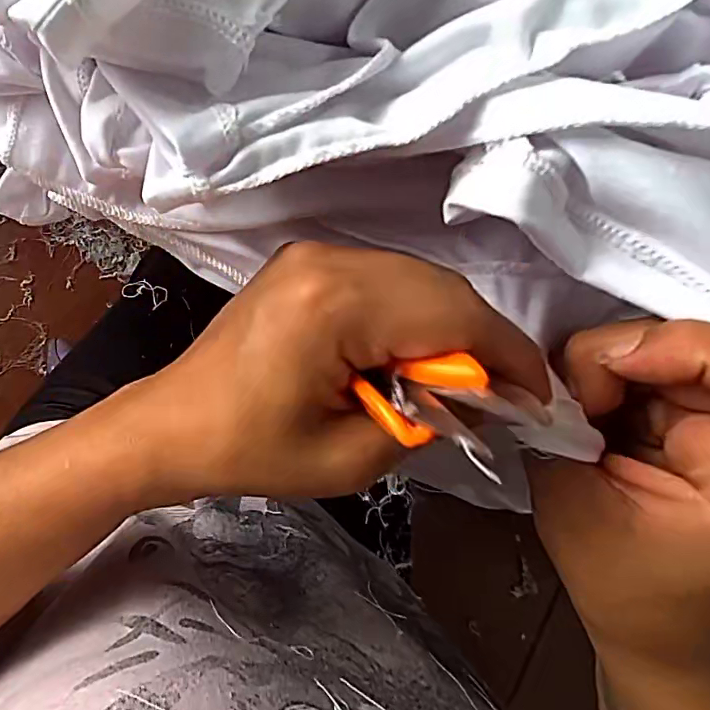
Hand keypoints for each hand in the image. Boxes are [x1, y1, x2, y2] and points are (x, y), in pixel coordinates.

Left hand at [109, 242, 548, 502]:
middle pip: (440, 287)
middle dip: (483, 340)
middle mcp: (330, 260)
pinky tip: (417, 351)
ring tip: (462, 378)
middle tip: (504, 392)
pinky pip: (390, 277)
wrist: (173, 421)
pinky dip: (418, 312)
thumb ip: (427, 421)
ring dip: (453, 324)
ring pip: (420, 278)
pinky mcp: (312, 259)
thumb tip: (483, 395)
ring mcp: (318, 252)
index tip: (537, 394)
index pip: (451, 316)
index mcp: (334, 304)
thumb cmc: (249, 450)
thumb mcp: (347, 457)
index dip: (505, 354)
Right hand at [528, 319, 709, 674]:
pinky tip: (603, 404)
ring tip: (591, 406)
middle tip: (589, 394)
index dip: (703, 346)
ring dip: (626, 357)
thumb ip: (565, 424)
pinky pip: (675, 356)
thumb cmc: (625, 590)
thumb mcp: (573, 505)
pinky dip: (626, 366)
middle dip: (640, 350)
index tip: (624, 366)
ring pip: (693, 339)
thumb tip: (565, 363)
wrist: (658, 629)